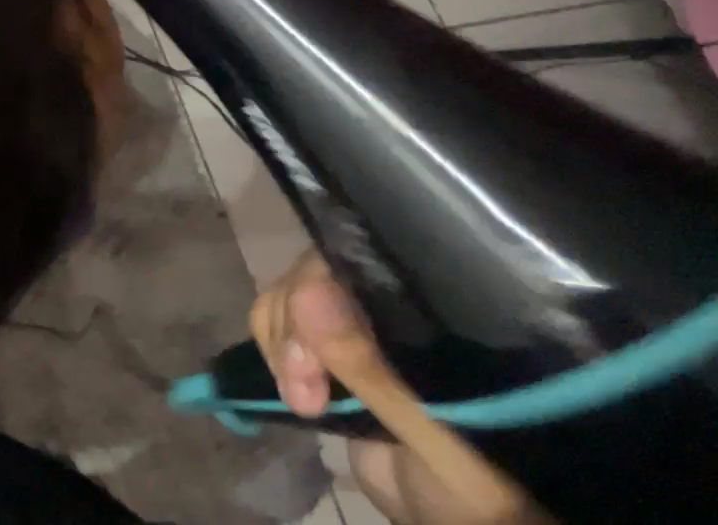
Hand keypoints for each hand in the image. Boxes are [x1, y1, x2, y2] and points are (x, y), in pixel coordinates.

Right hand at [253, 253, 546, 524]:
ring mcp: (355, 331)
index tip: (309, 360)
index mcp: (429, 314)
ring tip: (304, 405)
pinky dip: (275, 358)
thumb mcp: (430, 432)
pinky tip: (295, 397)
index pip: (353, 264)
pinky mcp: (328, 355)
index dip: (313, 294)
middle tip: (305, 397)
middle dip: (292, 333)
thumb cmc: (474, 487)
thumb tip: (306, 293)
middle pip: (309, 278)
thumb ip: (372, 370)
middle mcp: (388, 309)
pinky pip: (281, 331)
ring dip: (280, 349)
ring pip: (287, 302)